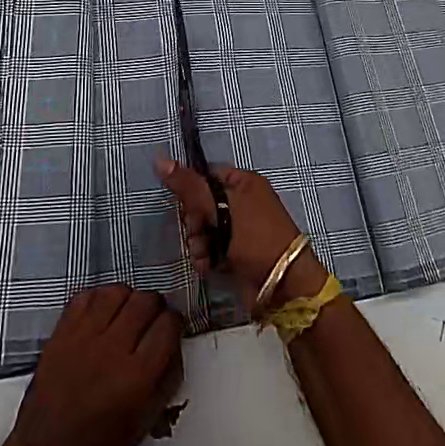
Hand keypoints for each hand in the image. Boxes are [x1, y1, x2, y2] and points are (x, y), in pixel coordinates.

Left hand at [0, 285, 182, 445]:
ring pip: (117, 291)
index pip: (168, 325)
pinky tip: (101, 313)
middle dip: (155, 306)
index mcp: (137, 377)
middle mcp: (111, 351)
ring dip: (127, 299)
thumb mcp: (145, 421)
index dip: (174, 323)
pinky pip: (85, 295)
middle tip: (152, 318)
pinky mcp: (61, 333)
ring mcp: (83, 338)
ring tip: (126, 313)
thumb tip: (174, 343)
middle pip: (145, 301)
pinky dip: (98, 298)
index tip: (171, 327)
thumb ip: (167, 377)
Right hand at [158, 158, 329, 314]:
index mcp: (245, 182)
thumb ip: (190, 187)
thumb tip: (160, 160)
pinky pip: (212, 248)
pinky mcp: (238, 252)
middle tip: (199, 233)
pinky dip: (207, 256)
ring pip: (205, 229)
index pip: (207, 177)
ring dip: (199, 243)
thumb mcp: (221, 208)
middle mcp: (244, 202)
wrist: (284, 285)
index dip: (193, 191)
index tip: (186, 205)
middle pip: (203, 204)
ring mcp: (242, 229)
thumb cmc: (256, 238)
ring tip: (204, 255)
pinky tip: (207, 266)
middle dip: (195, 222)